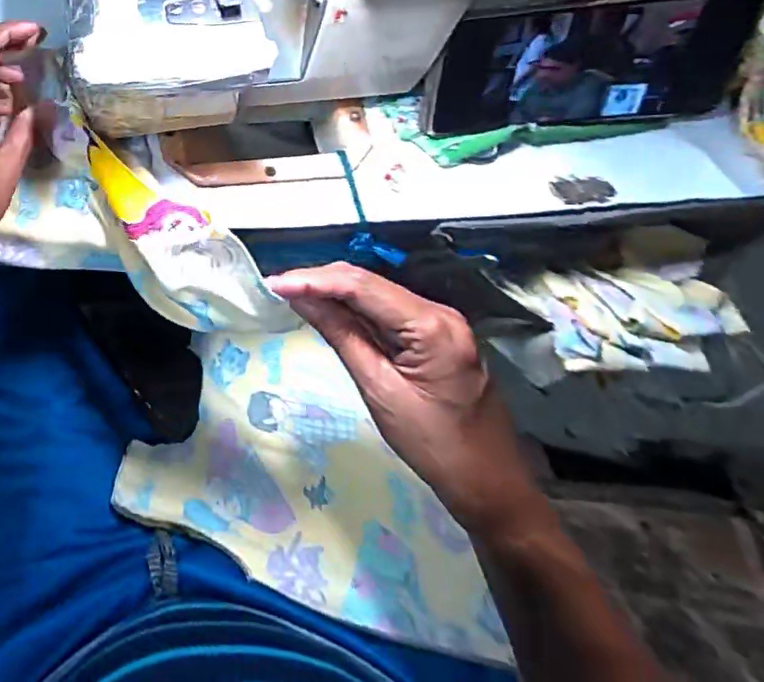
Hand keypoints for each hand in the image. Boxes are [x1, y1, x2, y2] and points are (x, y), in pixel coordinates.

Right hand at [267, 262, 547, 541]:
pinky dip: (350, 306)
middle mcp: (439, 313)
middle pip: (367, 282)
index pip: (360, 286)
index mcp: (432, 326)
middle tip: (276, 288)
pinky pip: (383, 309)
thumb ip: (340, 335)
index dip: (312, 280)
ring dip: (331, 290)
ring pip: (373, 292)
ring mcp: (438, 321)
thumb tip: (301, 299)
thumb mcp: (378, 389)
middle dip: (318, 280)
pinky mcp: (432, 333)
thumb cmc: (436, 445)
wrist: (490, 484)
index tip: (273, 284)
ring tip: (290, 294)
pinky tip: (324, 308)